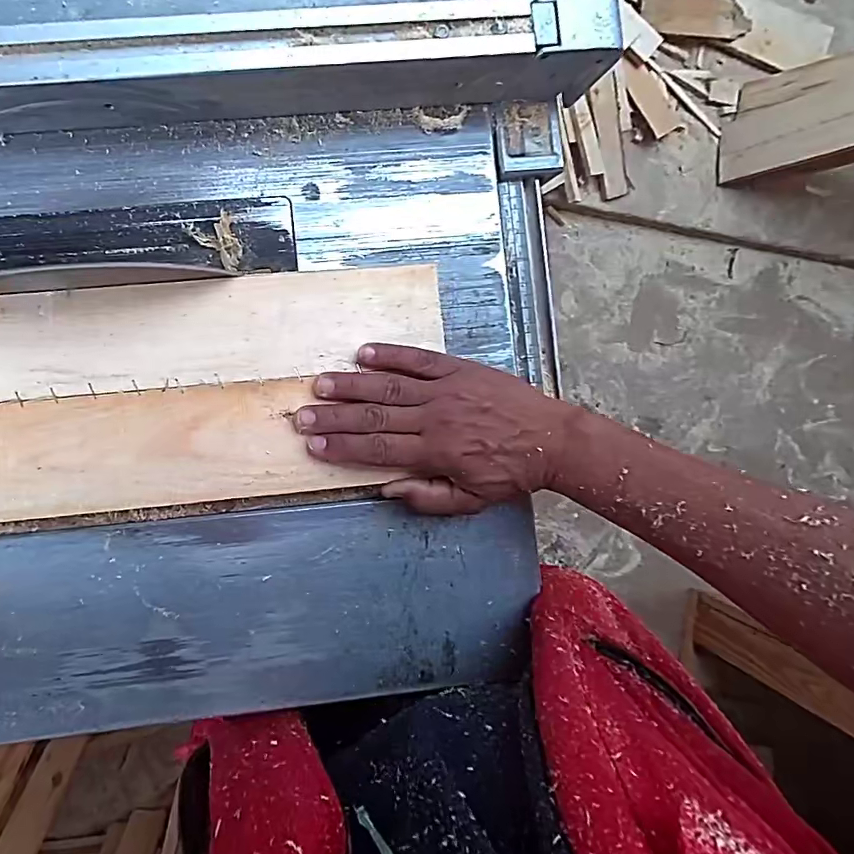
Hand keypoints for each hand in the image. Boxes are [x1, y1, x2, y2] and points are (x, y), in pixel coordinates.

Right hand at [295, 343, 586, 514]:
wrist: (550, 437)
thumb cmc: (510, 472)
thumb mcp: (472, 500)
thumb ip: (428, 498)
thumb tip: (388, 490)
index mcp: (435, 452)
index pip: (378, 448)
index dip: (342, 447)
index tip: (314, 445)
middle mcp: (434, 417)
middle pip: (374, 416)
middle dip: (334, 417)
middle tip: (302, 415)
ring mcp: (445, 389)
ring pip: (389, 386)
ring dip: (352, 385)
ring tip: (321, 383)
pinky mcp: (458, 369)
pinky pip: (418, 359)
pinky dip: (390, 355)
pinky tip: (363, 353)